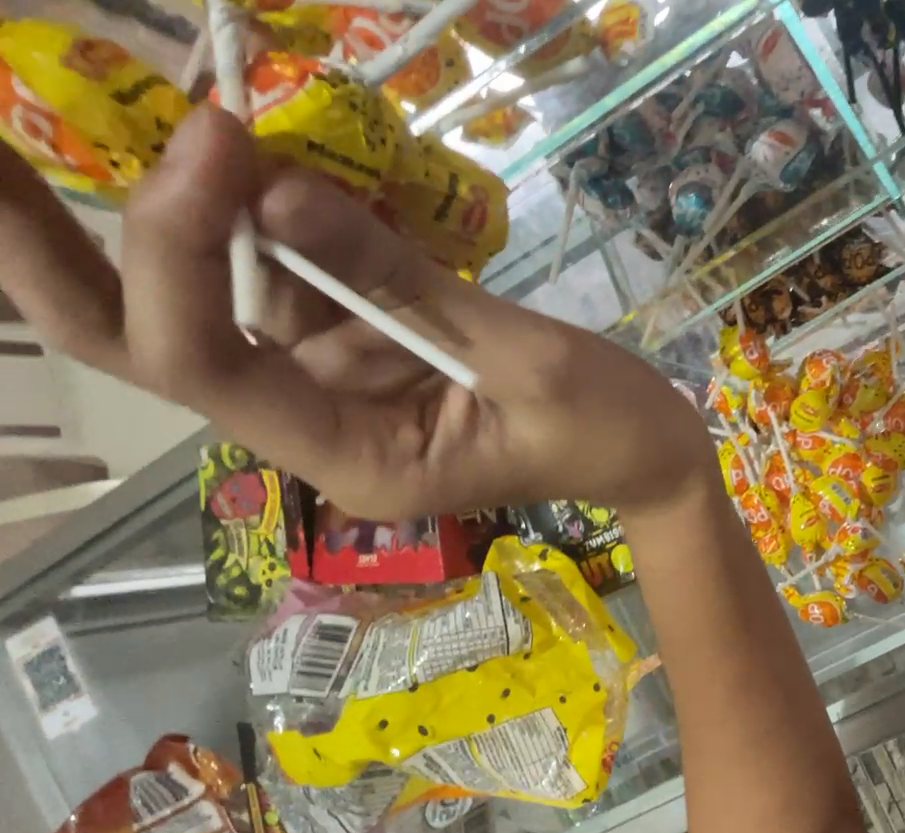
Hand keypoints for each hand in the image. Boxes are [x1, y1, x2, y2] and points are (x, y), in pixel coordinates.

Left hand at [0, 107, 713, 522]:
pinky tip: (257, 155)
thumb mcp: (525, 360)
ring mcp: (340, 392)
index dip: (181, 246)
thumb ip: (408, 286)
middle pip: (146, 347)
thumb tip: (271, 189)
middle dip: (48, 249)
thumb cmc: (611, 427)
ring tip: (164, 113)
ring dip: (167, 207)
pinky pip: (296, 281)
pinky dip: (270, 219)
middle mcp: (319, 431)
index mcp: (358, 459)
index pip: (213, 362)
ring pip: (214, 301)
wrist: (655, 456)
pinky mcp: (369, 357)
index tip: (218, 138)